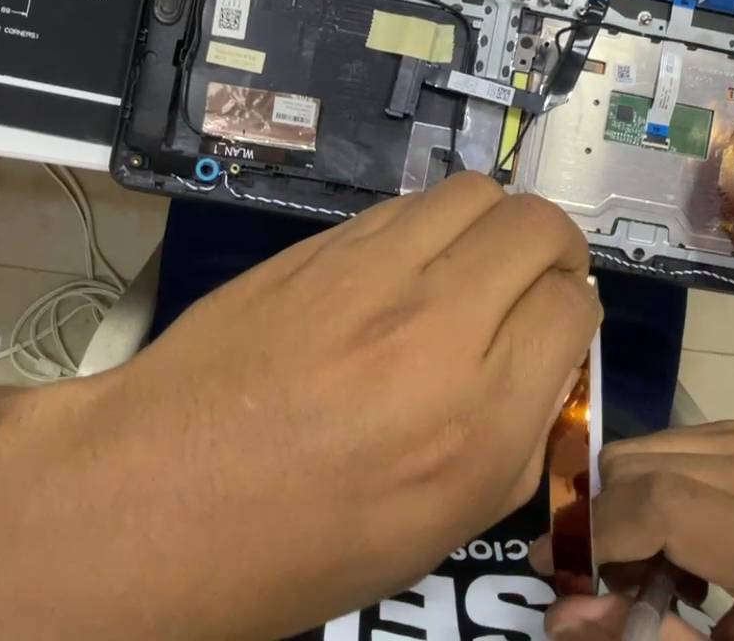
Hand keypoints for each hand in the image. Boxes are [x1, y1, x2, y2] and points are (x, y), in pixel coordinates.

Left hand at [6, 173, 599, 639]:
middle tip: (531, 281)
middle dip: (554, 249)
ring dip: (492, 224)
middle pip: (539, 227)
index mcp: (478, 419)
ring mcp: (372, 271)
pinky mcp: (320, 245)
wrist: (159, 493)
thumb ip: (518, 439)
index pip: (574, 308)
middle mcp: (437, 325)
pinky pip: (405, 206)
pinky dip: (428, 226)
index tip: (551, 327)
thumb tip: (547, 363)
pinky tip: (404, 267)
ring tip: (469, 264)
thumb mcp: (439, 525)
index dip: (572, 312)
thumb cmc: (301, 540)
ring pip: (475, 193)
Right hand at [538, 422, 733, 640]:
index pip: (668, 507)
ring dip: (620, 505)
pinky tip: (673, 541)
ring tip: (647, 569)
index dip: (598, 534)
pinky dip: (644, 487)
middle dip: (602, 525)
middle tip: (606, 587)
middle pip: (644, 468)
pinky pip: (663, 443)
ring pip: (644, 450)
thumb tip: (561, 611)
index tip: (555, 570)